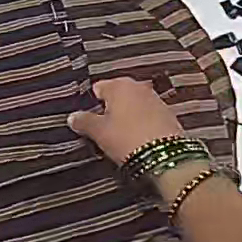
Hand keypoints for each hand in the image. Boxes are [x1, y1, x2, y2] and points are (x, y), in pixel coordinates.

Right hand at [67, 77, 187, 169]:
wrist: (165, 156)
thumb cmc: (126, 138)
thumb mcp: (99, 132)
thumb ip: (84, 121)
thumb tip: (73, 117)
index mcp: (119, 85)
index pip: (98, 88)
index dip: (92, 103)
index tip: (89, 120)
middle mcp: (138, 86)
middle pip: (117, 95)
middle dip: (110, 108)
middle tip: (103, 128)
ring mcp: (156, 99)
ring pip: (134, 104)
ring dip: (127, 115)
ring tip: (121, 135)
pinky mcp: (169, 114)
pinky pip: (147, 115)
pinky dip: (141, 123)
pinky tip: (138, 137)